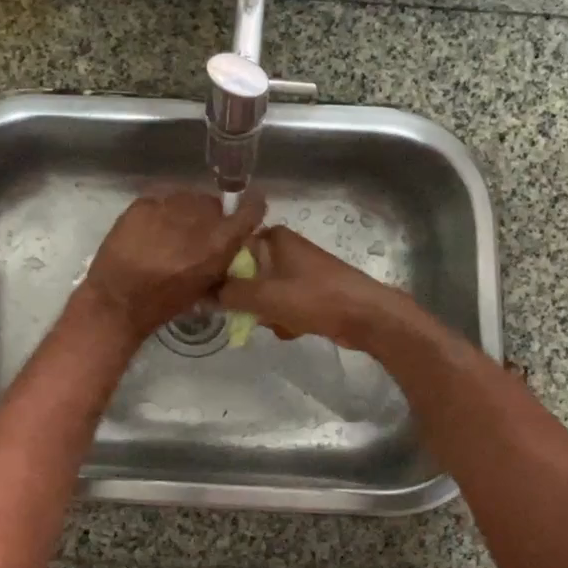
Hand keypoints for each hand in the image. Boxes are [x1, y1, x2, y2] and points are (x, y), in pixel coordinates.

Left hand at [80, 189, 266, 340]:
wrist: (118, 300)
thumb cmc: (164, 302)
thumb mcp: (206, 285)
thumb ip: (222, 258)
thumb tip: (230, 243)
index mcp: (219, 244)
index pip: (250, 210)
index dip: (251, 207)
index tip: (248, 209)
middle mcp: (198, 219)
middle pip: (214, 203)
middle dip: (209, 216)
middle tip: (195, 233)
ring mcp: (168, 207)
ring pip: (187, 198)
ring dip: (184, 212)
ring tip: (169, 231)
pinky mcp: (142, 203)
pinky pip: (161, 199)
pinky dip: (160, 211)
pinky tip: (150, 230)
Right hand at [216, 226, 411, 350]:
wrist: (366, 316)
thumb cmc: (314, 297)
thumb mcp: (264, 296)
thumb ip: (228, 294)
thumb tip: (200, 295)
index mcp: (273, 237)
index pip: (231, 248)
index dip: (219, 272)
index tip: (212, 294)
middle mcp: (285, 248)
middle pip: (246, 274)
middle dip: (247, 298)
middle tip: (249, 315)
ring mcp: (299, 270)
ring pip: (264, 292)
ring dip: (266, 312)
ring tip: (277, 324)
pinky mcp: (310, 290)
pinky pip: (283, 303)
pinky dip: (284, 317)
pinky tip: (293, 330)